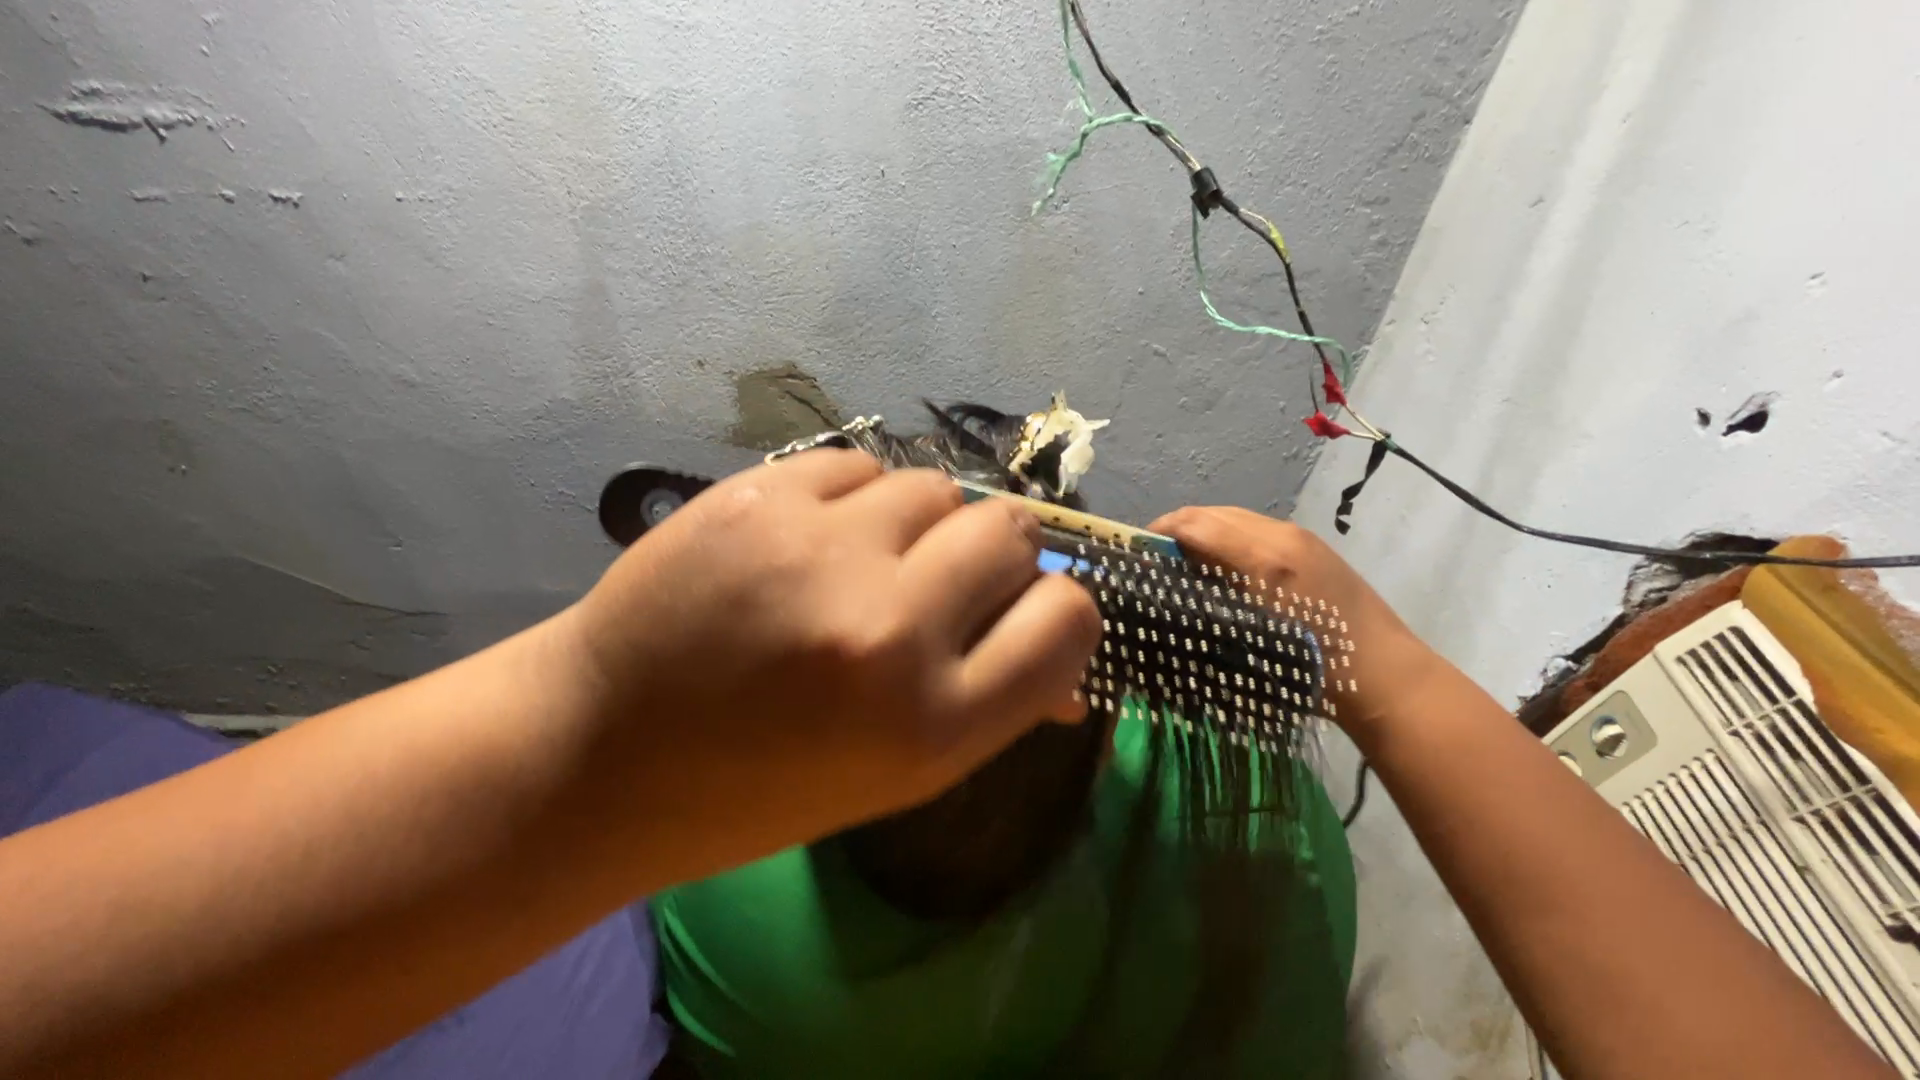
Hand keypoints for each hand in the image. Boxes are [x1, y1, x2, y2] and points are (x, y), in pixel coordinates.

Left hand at [561, 450, 1101, 880]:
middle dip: (991, 557)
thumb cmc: (761, 788)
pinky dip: (856, 498)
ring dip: (921, 525)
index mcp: (933, 725)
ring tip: (865, 561)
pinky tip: (814, 538)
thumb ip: (993, 706)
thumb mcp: (896, 778)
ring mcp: (818, 554)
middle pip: (1009, 533)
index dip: (1058, 610)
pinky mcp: (758, 498)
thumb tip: (1069, 658)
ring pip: (936, 489)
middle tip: (940, 582)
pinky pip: (860, 465)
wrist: (601, 752)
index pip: (1068, 621)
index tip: (1024, 613)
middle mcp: (888, 631)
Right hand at [1147, 506, 1439, 741]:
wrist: (1385, 677)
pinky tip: (1224, 571)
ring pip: (1236, 519)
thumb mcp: (1249, 642)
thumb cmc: (1313, 671)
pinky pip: (1257, 531)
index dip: (1159, 532)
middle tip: (1155, 561)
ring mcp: (1300, 540)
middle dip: (1178, 530)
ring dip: (1204, 534)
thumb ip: (1207, 603)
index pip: (1195, 523)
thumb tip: (1168, 587)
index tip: (1135, 552)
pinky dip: (1229, 540)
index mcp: (1264, 557)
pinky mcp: (1312, 549)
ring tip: (1185, 565)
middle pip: (1214, 513)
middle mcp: (1281, 536)